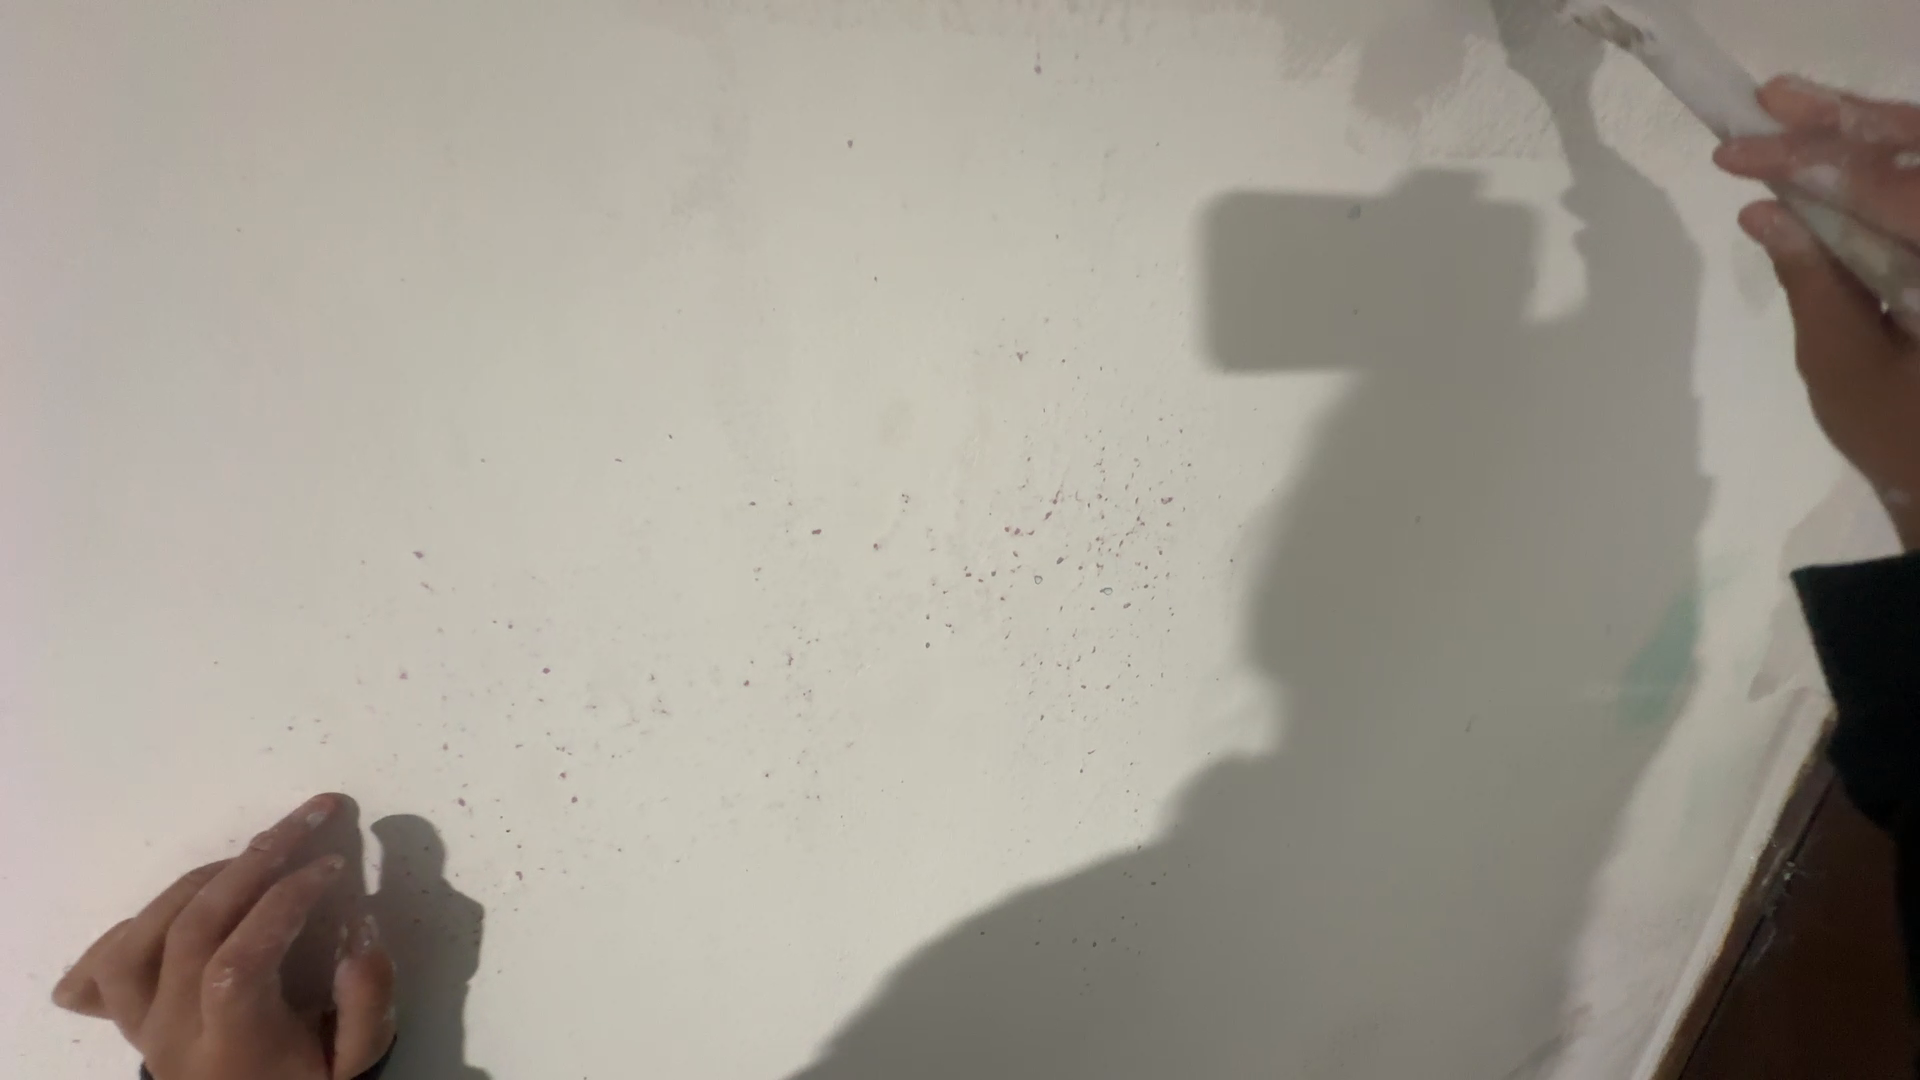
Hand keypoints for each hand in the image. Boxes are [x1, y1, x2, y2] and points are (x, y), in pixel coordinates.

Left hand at [51, 794, 395, 1079]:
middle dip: (257, 859)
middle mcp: (171, 1033)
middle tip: (312, 816)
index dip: (285, 902)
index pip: (238, 962)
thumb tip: (363, 930)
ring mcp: (136, 1026)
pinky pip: (93, 973)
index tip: (335, 864)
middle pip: (188, 933)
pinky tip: (187, 904)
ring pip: (135, 942)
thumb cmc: (311, 1078)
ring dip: (201, 880)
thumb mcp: (358, 1057)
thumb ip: (369, 1000)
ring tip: (258, 851)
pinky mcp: (124, 1019)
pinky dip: (132, 926)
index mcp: (232, 1044)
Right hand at [1714, 76, 1919, 548]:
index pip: (1897, 191)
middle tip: (1771, 99)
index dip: (1815, 162)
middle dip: (1852, 123)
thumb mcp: (1844, 363)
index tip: (1737, 150)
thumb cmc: (1903, 433)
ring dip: (1877, 131)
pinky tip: (1851, 155)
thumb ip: (1815, 280)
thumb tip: (1767, 214)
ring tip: (1800, 114)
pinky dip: (1898, 169)